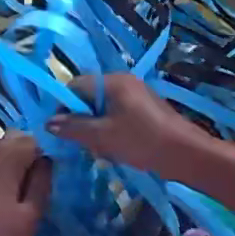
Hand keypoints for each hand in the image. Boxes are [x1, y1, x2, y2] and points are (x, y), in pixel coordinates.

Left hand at [0, 132, 49, 235]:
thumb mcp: (31, 213)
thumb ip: (41, 182)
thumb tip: (48, 158)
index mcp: (5, 164)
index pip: (30, 138)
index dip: (47, 146)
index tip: (59, 164)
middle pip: (15, 137)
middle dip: (34, 147)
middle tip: (50, 171)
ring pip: (5, 147)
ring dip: (22, 156)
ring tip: (37, 180)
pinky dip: (12, 165)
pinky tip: (21, 187)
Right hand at [47, 73, 209, 176]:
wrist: (186, 154)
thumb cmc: (142, 140)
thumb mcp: (102, 136)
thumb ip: (73, 128)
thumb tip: (48, 123)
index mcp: (113, 81)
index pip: (75, 85)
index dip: (63, 106)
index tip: (60, 129)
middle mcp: (124, 81)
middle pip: (89, 96)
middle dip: (80, 119)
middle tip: (80, 141)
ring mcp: (136, 95)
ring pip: (103, 108)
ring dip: (96, 127)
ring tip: (99, 148)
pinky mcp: (145, 109)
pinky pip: (117, 114)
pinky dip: (110, 129)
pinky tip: (115, 148)